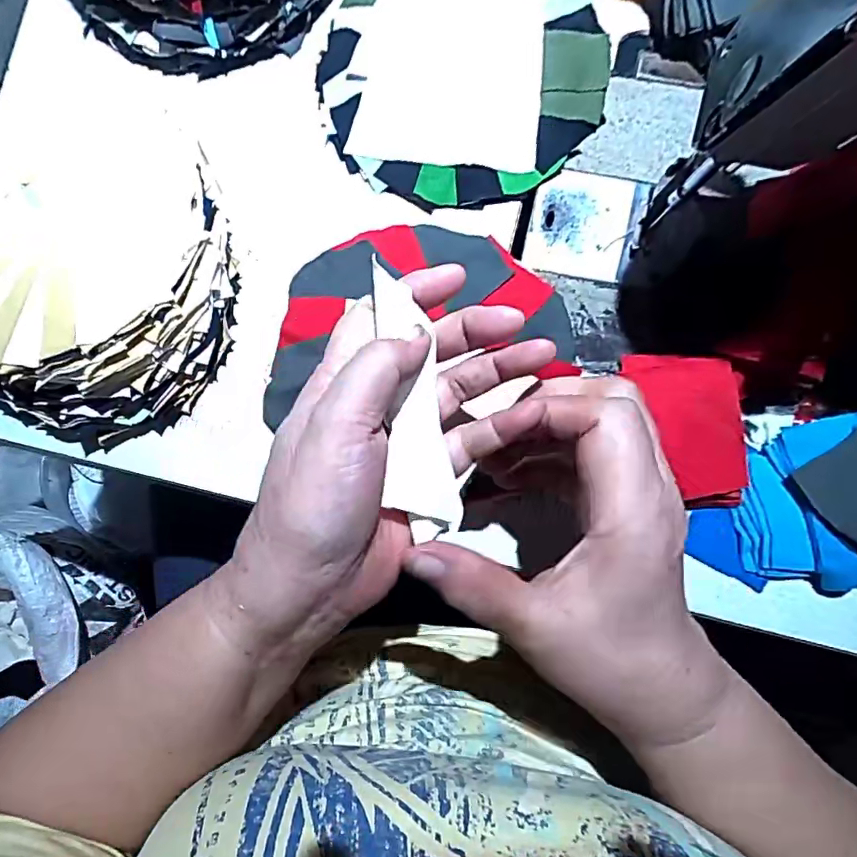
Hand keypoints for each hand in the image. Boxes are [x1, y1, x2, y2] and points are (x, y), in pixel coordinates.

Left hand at [209, 264, 556, 658]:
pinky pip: (465, 441)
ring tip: (543, 356)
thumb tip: (409, 329)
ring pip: (450, 395)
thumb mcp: (333, 427)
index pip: (373, 324)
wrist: (312, 582)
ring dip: (493, 372)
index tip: (457, 275)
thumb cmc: (314, 502)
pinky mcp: (420, 480)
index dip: (411, 294)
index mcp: (336, 390)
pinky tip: (533, 409)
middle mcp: (367, 411)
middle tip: (520, 320)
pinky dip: (498, 422)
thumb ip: (369, 371)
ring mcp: (396, 446)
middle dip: (468, 331)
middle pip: (422, 356)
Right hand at [402, 377, 739, 749]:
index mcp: (632, 508)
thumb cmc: (607, 658)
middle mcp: (643, 489)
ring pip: (601, 422)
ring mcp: (634, 496)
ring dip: (541, 424)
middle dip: (544, 403)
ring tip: (486, 451)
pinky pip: (585, 453)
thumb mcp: (531, 624)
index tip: (489, 434)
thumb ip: (471, 584)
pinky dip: (542, 450)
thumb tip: (411, 553)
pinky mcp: (617, 508)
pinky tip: (502, 477)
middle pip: (614, 402)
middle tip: (485, 432)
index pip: (607, 417)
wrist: (661, 691)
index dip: (545, 410)